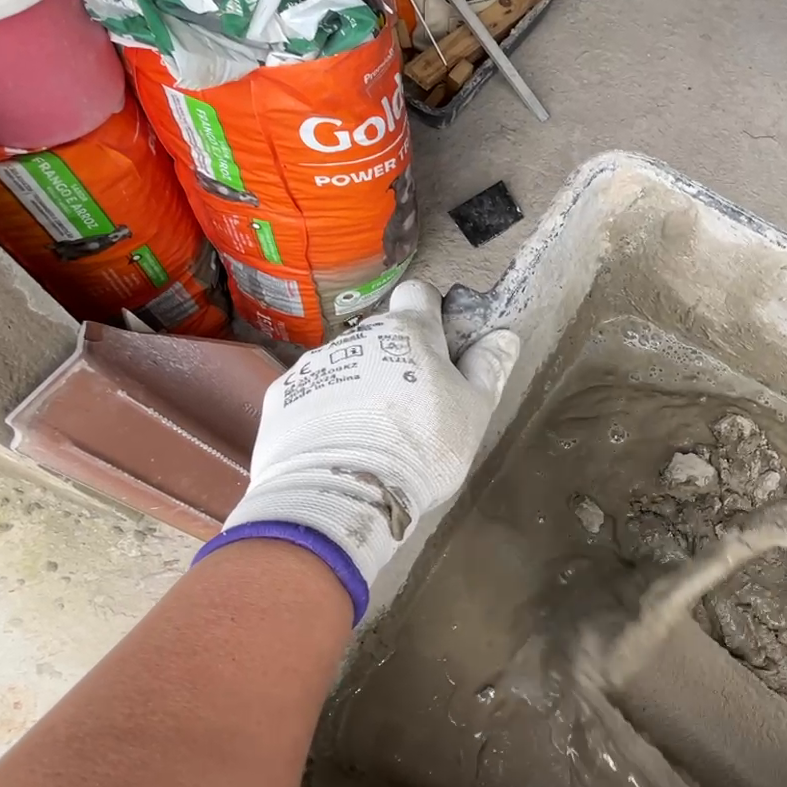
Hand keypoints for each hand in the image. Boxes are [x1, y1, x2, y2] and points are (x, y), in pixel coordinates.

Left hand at [202, 280, 519, 621]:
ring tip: (375, 434)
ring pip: (349, 365)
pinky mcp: (282, 397)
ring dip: (363, 385)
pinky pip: (314, 394)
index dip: (433, 314)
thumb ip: (489, 368)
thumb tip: (504, 335)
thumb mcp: (474, 410)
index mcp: (409, 331)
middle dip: (398, 360)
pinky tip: (341, 445)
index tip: (443, 347)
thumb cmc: (423, 444)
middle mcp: (358, 336)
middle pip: (383, 336)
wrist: (341, 492)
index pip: (420, 294)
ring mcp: (314, 364)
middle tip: (417, 406)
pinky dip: (328, 411)